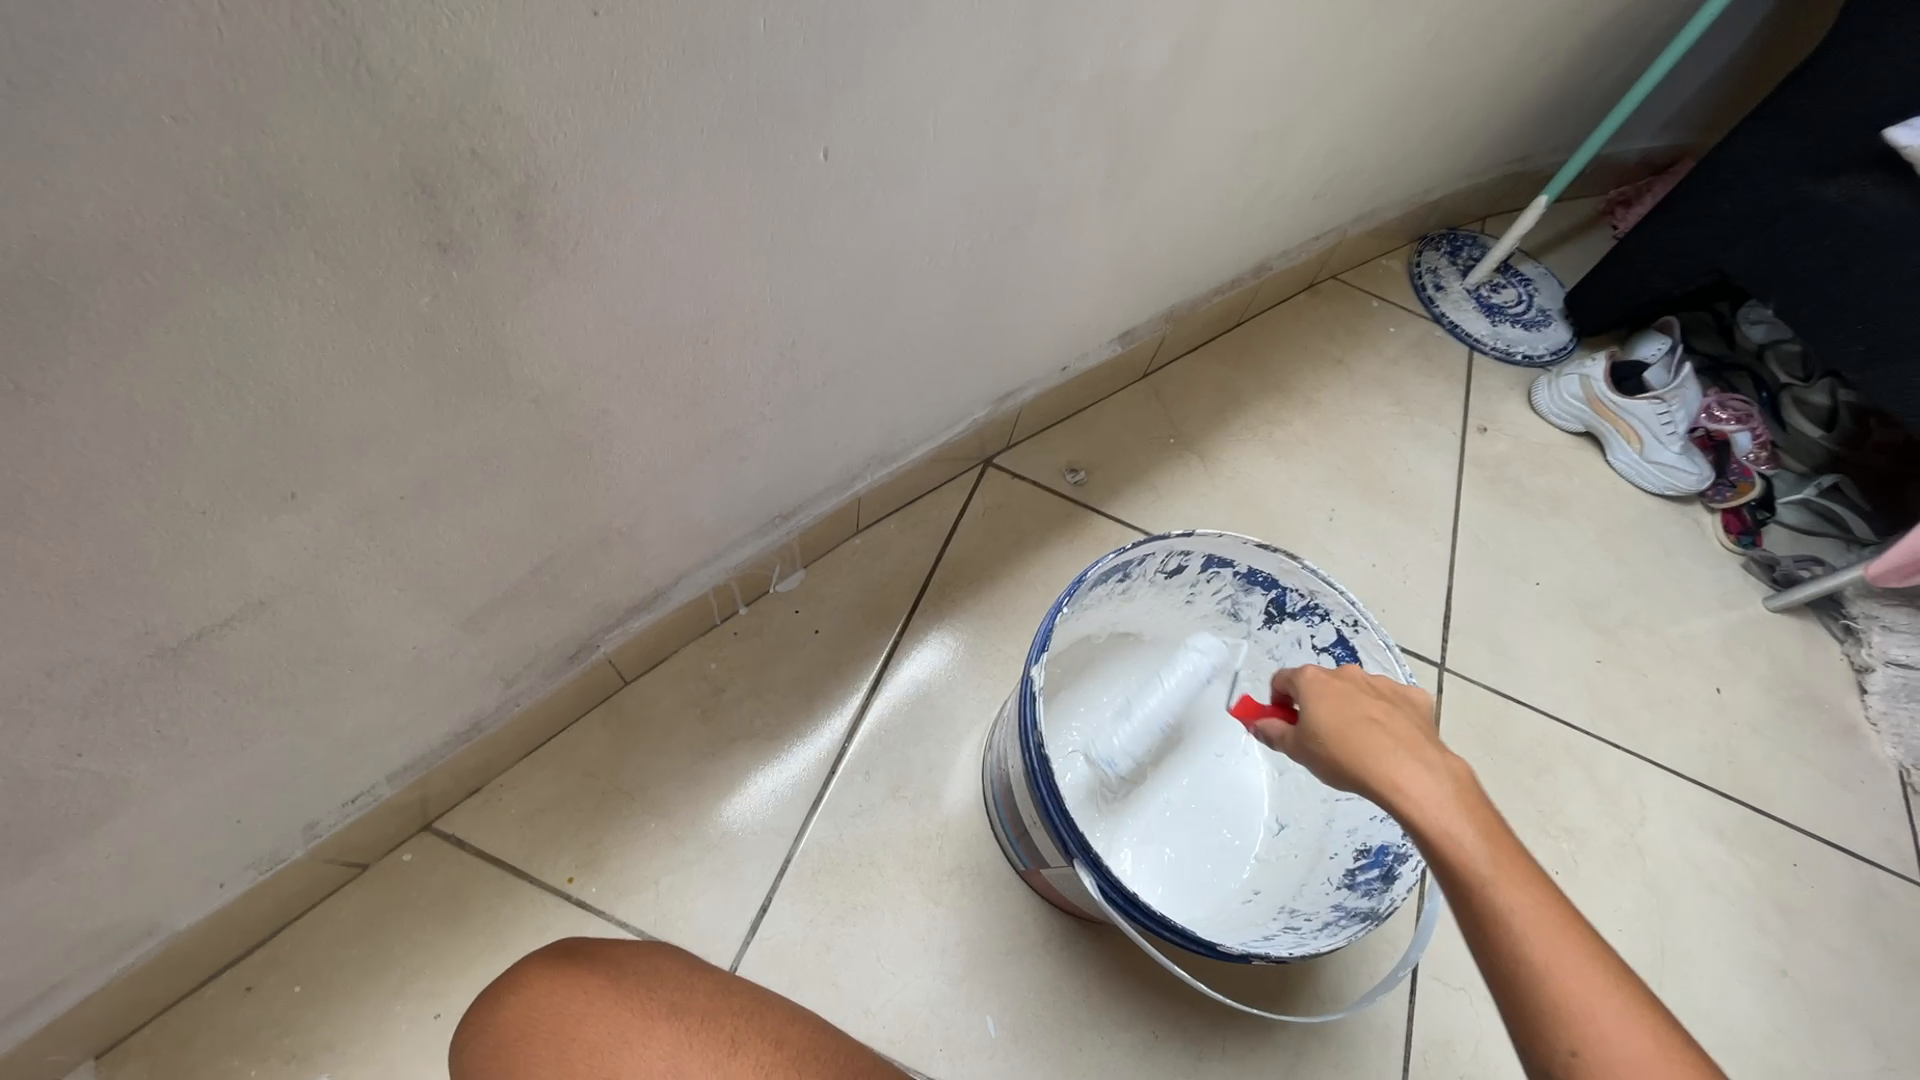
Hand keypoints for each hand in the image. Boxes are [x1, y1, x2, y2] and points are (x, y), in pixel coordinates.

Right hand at [1249, 664, 1464, 815]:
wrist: (1409, 771)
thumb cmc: (1342, 757)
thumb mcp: (1297, 750)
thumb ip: (1272, 733)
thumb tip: (1256, 723)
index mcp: (1312, 681)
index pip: (1282, 680)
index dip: (1278, 701)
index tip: (1285, 723)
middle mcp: (1345, 673)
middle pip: (1321, 684)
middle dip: (1316, 705)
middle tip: (1320, 736)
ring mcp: (1382, 682)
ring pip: (1357, 692)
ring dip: (1351, 708)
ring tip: (1360, 743)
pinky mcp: (1413, 696)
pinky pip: (1392, 702)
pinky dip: (1386, 715)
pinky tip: (1390, 740)